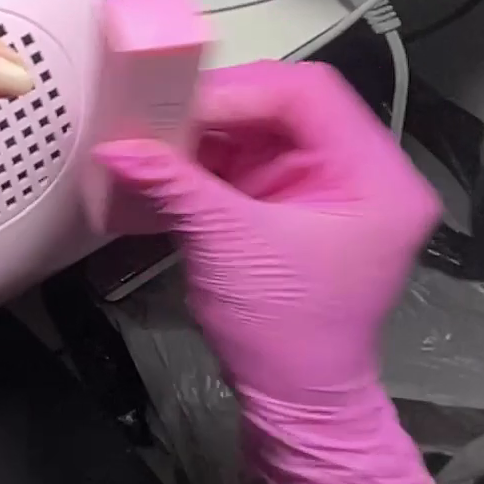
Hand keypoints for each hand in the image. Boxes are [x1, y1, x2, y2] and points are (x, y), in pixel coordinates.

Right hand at [94, 60, 441, 483]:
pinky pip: (234, 153)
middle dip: (214, 107)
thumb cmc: (285, 326)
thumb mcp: (226, 244)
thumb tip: (112, 147)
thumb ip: (173, 185)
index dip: (240, 92)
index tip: (178, 108)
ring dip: (199, 129)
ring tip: (153, 137)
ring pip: (251, 124)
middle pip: (278, 102)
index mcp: (371, 176)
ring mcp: (311, 181)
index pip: (307, 95)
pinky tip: (162, 159)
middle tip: (159, 118)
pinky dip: (195, 153)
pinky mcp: (276, 196)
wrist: (291, 390)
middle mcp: (349, 168)